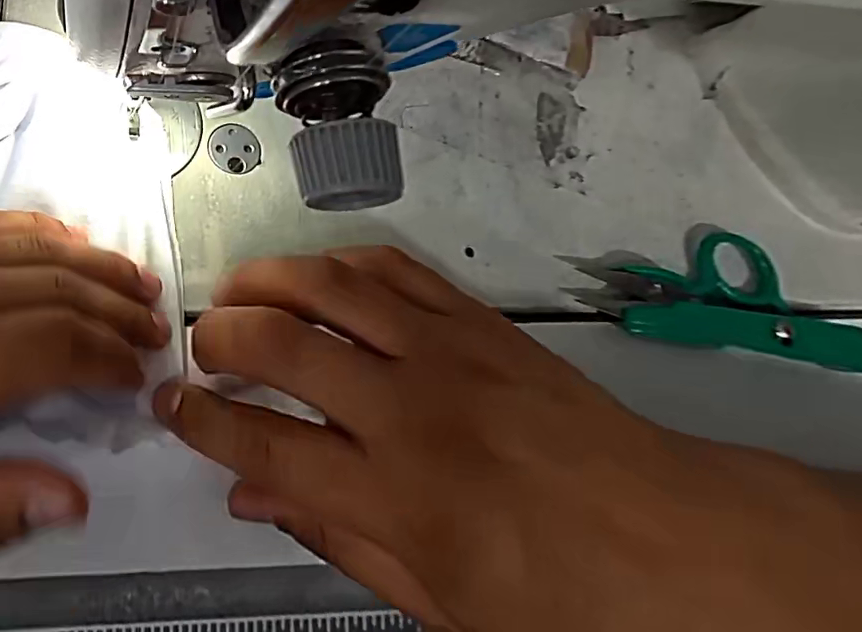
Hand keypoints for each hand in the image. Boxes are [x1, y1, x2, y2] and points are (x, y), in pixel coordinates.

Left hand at [0, 210, 167, 587]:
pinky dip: (39, 232)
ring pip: (28, 251)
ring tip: (138, 284)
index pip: (48, 344)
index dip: (107, 358)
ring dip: (91, 265)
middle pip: (50, 289)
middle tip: (157, 334)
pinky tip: (70, 242)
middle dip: (114, 309)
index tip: (142, 379)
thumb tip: (74, 497)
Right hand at [154, 246, 861, 631]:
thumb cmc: (564, 603)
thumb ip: (333, 538)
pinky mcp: (476, 319)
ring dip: (263, 281)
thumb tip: (246, 498)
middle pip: (280, 346)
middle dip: (218, 337)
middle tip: (198, 347)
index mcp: (400, 499)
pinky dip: (335, 262)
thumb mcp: (439, 605)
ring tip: (234, 294)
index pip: (266, 448)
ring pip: (327, 286)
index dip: (201, 422)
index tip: (168, 403)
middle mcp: (411, 411)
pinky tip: (312, 277)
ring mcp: (445, 351)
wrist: (693, 550)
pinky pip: (388, 266)